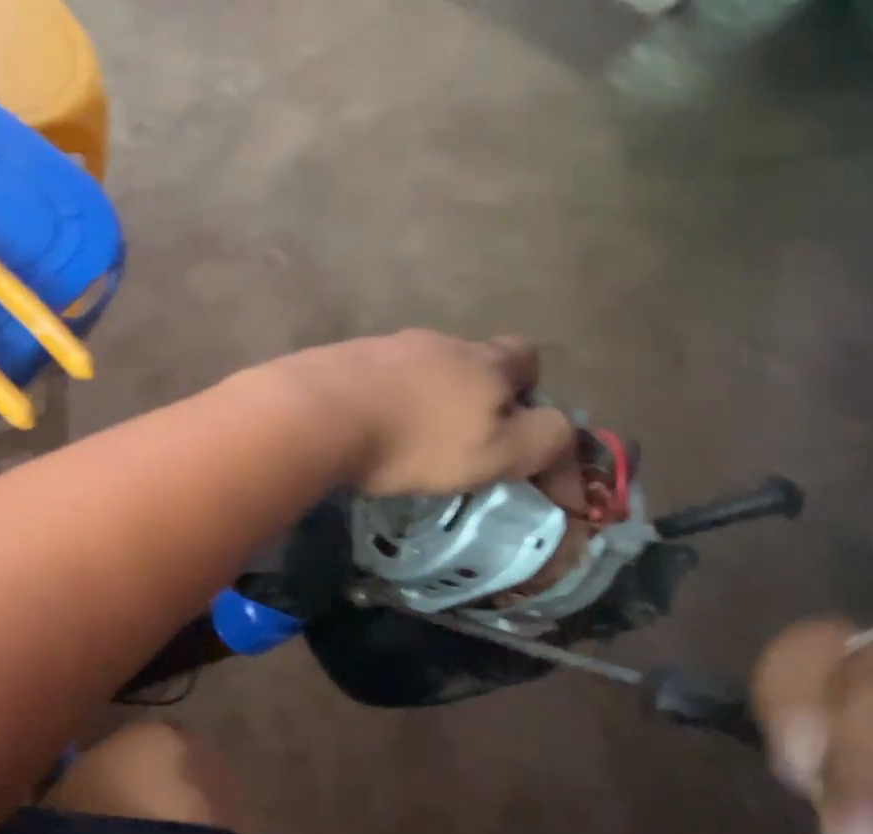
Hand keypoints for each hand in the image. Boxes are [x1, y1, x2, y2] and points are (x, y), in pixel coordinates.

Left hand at [274, 330, 573, 495]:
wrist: (311, 416)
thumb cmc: (413, 441)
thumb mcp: (496, 453)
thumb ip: (542, 441)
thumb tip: (560, 431)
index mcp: (483, 360)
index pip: (526, 358)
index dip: (529, 390)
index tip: (515, 428)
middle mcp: (434, 342)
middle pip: (464, 358)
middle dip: (466, 390)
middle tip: (452, 434)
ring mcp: (377, 347)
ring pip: (411, 367)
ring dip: (413, 395)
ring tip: (398, 435)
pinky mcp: (331, 361)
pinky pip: (363, 378)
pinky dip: (369, 399)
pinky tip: (355, 428)